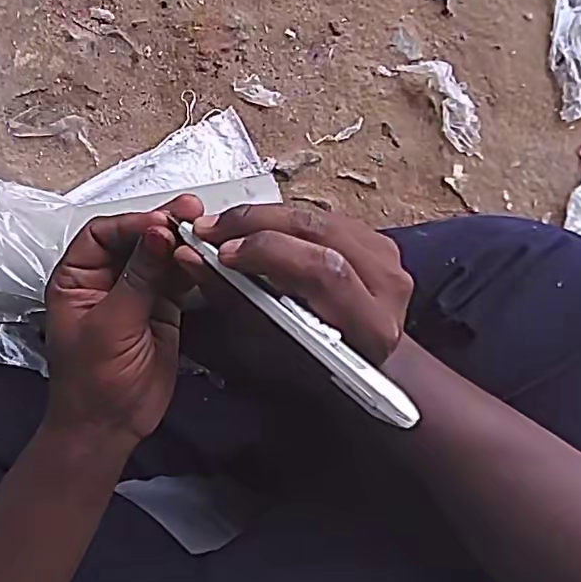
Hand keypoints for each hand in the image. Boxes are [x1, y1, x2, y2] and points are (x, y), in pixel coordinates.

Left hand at [43, 194, 205, 443]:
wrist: (108, 427)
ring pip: (158, 257)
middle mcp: (104, 281)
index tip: (161, 223)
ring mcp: (134, 295)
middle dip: (161, 226)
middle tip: (188, 213)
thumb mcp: (110, 325)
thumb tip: (156, 235)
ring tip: (202, 230)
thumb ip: (137, 279)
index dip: (132, 223)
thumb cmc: (89, 384)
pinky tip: (204, 258)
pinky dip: (191, 269)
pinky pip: (176, 281)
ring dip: (180, 244)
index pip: (102, 234)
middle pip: (134, 240)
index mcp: (76, 279)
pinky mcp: (159, 311)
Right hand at [180, 203, 412, 364]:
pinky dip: (280, 217)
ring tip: (224, 225)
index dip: (269, 252)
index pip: (323, 271)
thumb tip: (192, 259)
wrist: (355, 364)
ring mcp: (387, 258)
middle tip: (211, 228)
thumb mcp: (266, 348)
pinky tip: (250, 226)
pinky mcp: (375, 240)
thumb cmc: (310, 365)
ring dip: (263, 216)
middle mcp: (388, 287)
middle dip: (256, 224)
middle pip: (319, 231)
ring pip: (318, 216)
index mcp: (370, 325)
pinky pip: (320, 215)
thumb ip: (231, 300)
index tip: (222, 251)